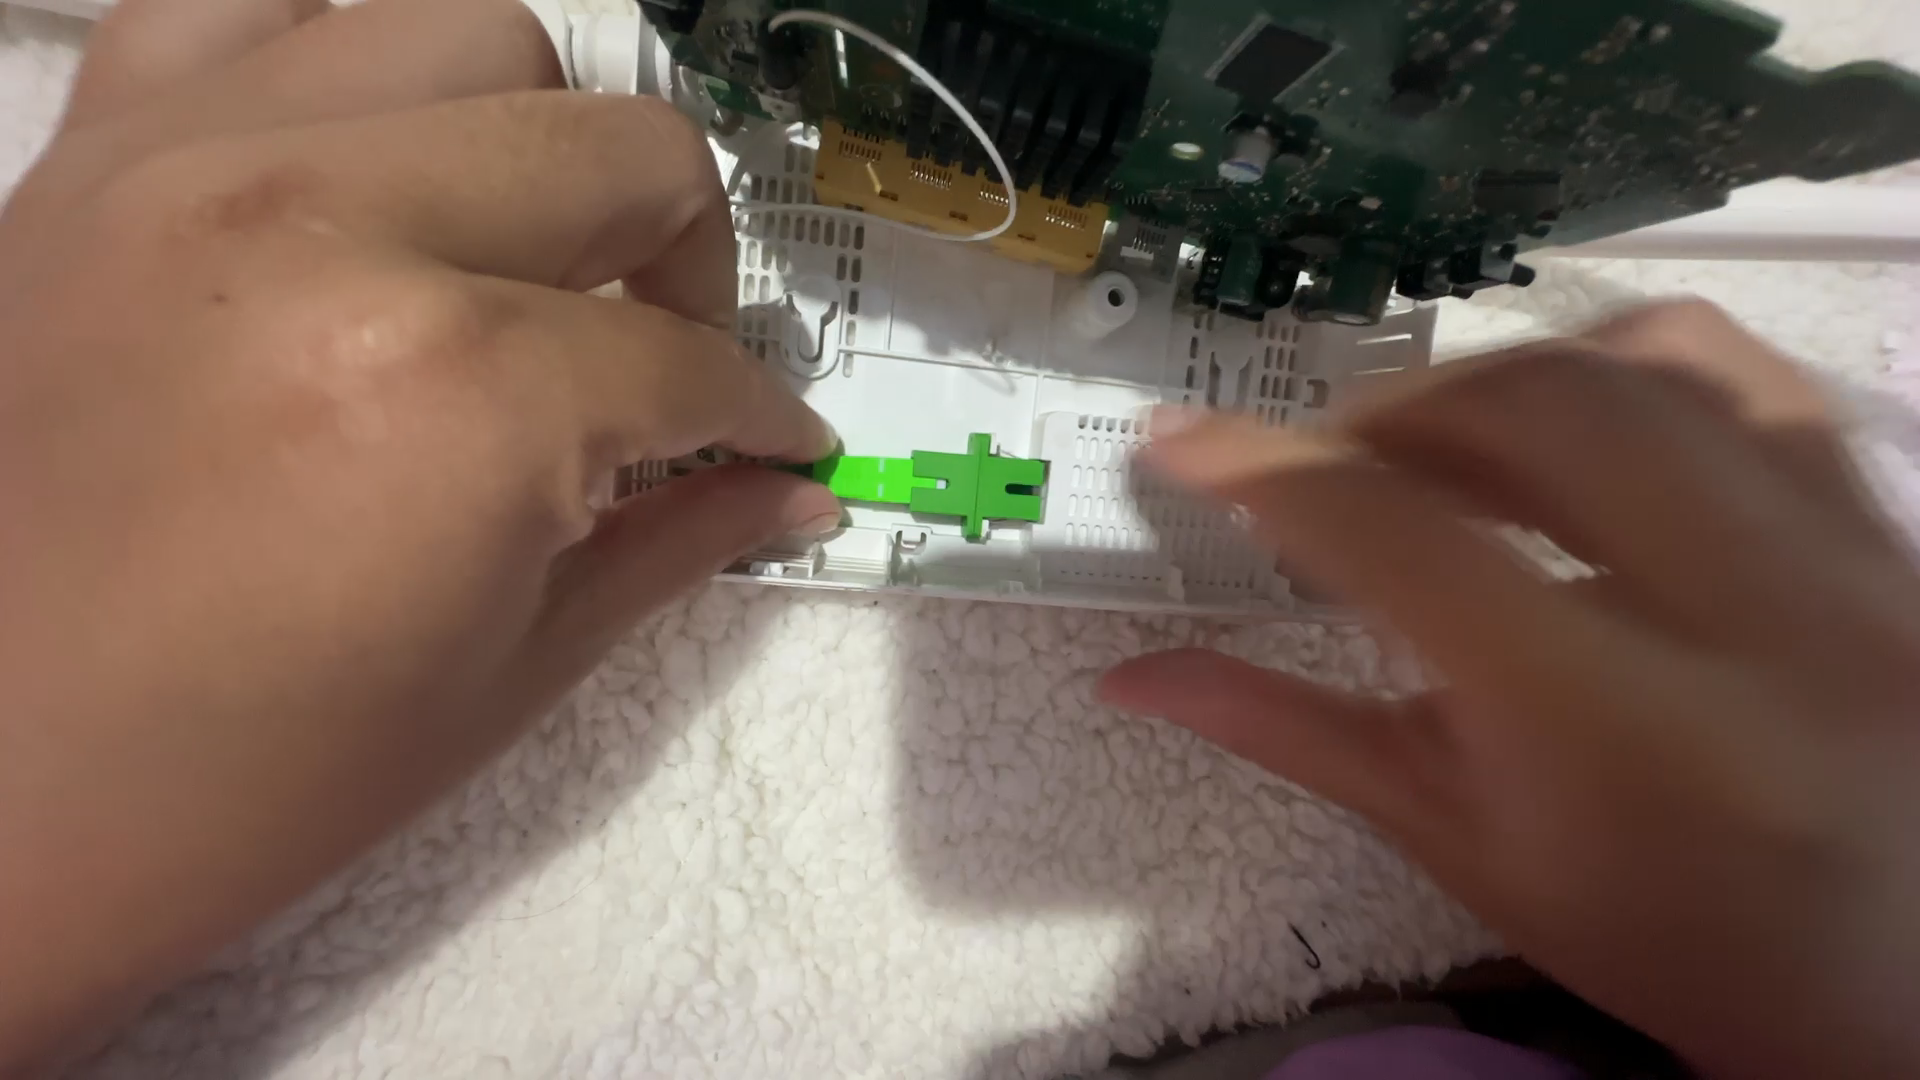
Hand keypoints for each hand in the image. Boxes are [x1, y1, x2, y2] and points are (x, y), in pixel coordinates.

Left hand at [0, 0, 836, 1066]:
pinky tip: (409, 202)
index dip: (768, 414)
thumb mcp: (532, 662)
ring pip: (484, 38)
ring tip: (549, 268)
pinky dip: (386, 90)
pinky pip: (287, 19)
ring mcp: (204, 158)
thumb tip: (809, 490)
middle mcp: (344, 226)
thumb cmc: (280, 770)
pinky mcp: (100, 145)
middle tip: (676, 359)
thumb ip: (695, 537)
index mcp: (466, 394)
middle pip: (634, 152)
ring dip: (559, 155)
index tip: (790, 445)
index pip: (696, 366)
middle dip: (697, 268)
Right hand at [1103, 302, 1919, 1079]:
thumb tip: (1127, 677)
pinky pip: (1736, 371)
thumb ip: (1279, 729)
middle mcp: (1760, 616)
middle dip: (1380, 415)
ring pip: (1638, 363)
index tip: (1175, 438)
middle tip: (1314, 466)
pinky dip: (1602, 366)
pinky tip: (1543, 429)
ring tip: (1416, 450)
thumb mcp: (1439, 832)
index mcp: (1613, 728)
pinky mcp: (1889, 520)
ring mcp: (1856, 553)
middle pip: (1530, 410)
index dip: (1265, 471)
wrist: (1907, 981)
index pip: (1399, 542)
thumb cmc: (1643, 925)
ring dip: (1478, 386)